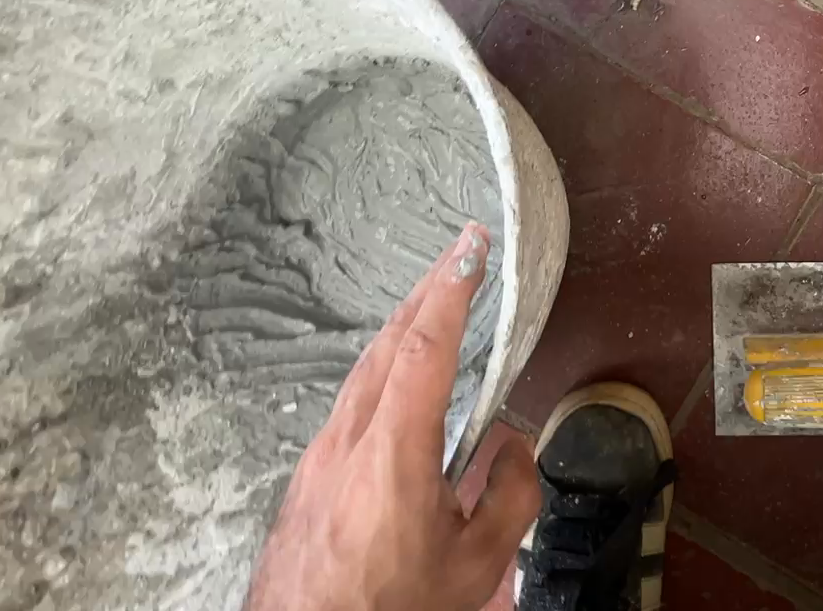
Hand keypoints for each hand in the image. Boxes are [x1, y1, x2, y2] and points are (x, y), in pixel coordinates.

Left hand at [245, 222, 540, 610]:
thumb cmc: (391, 608)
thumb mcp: (476, 566)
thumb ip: (511, 494)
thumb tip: (512, 445)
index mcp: (394, 454)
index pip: (426, 348)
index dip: (452, 290)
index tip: (473, 249)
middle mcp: (350, 440)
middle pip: (390, 340)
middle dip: (430, 285)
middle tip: (462, 249)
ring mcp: (322, 454)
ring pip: (367, 363)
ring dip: (407, 318)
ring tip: (437, 291)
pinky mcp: (311, 472)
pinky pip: (354, 393)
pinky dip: (387, 356)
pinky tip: (402, 362)